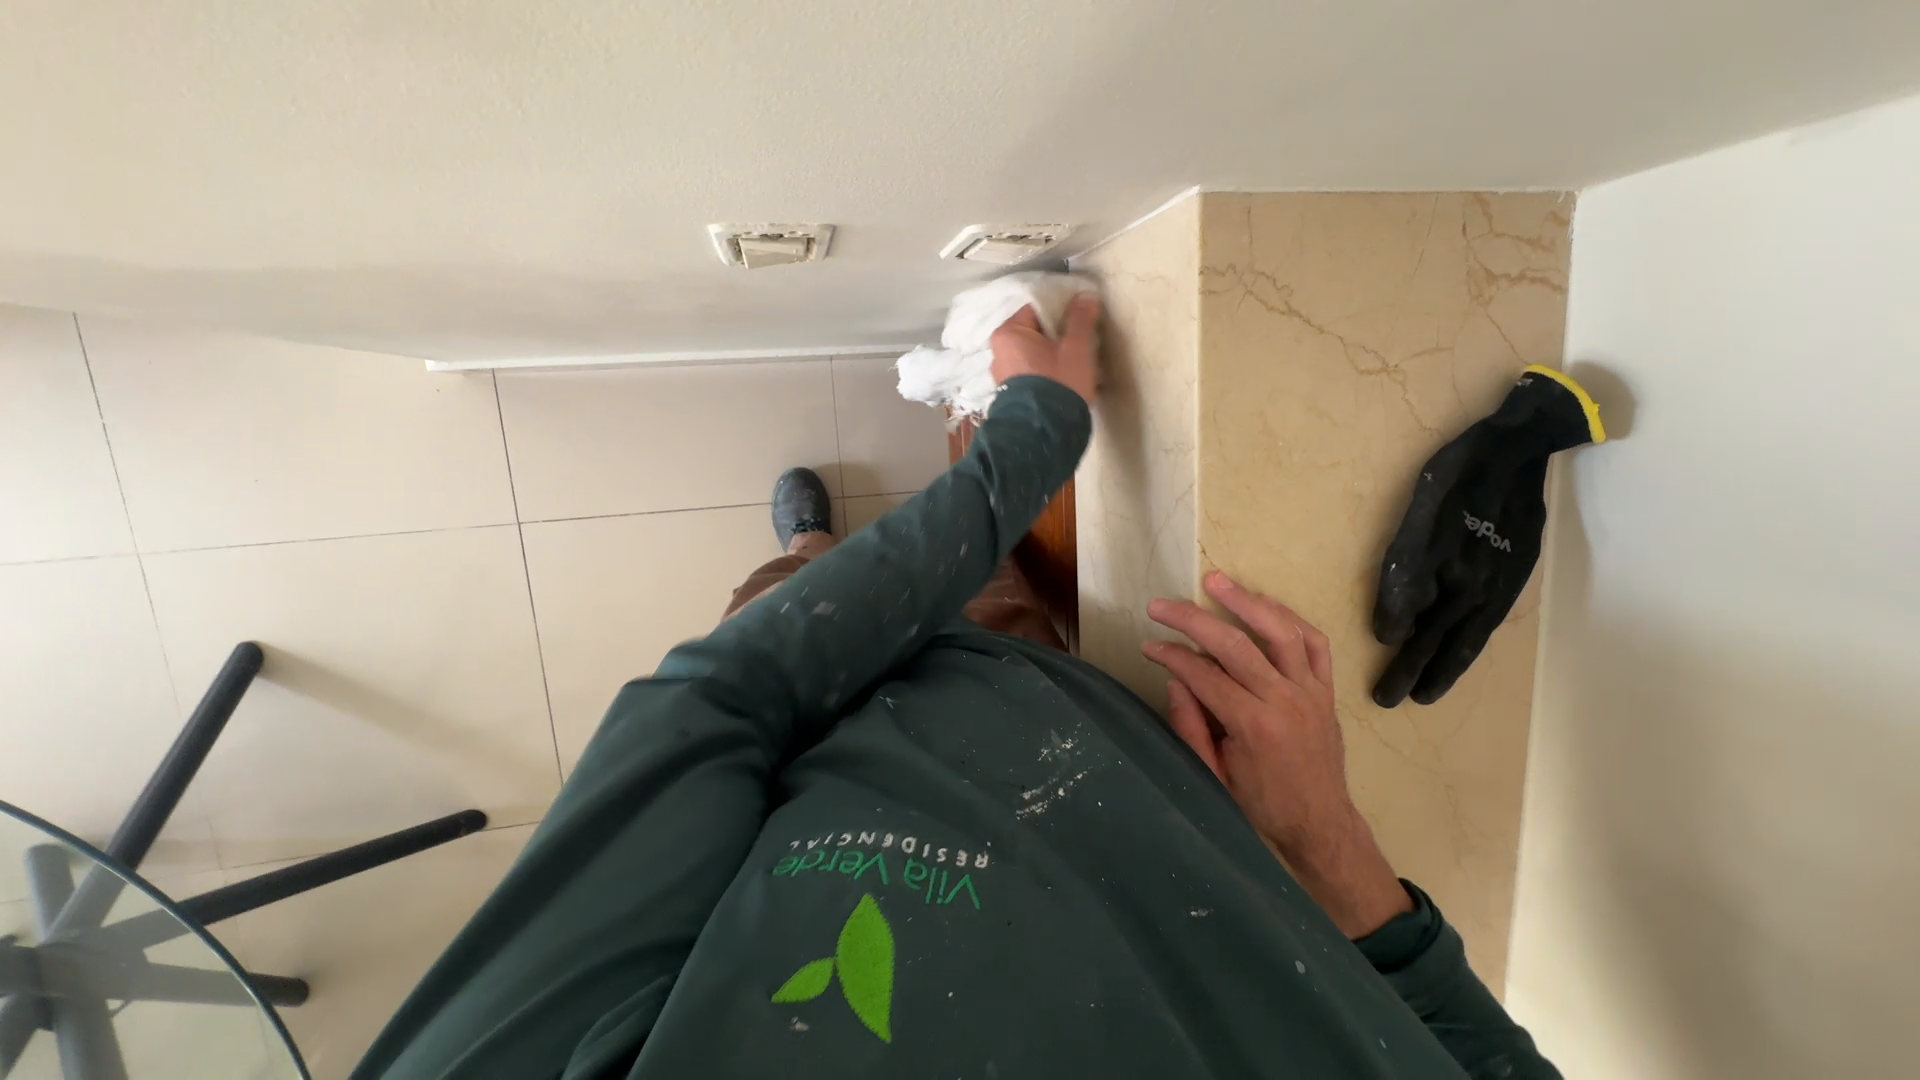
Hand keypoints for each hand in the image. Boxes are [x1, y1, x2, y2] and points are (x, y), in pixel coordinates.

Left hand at [989, 295, 1099, 404]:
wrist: (1044, 433)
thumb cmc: (1059, 383)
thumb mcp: (1076, 348)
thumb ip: (1080, 320)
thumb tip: (1085, 295)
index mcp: (1008, 333)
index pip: (1037, 308)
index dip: (1063, 311)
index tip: (1082, 320)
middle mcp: (998, 352)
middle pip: (1036, 333)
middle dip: (1060, 337)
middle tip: (1083, 344)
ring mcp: (1002, 375)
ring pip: (1035, 355)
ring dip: (1055, 356)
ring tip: (1077, 366)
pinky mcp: (1010, 395)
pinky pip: (1032, 374)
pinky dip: (1047, 373)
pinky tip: (1066, 382)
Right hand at [1142, 571, 1411, 937]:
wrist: (1320, 824)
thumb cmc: (1260, 804)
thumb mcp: (1213, 775)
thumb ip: (1191, 726)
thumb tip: (1175, 678)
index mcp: (1253, 726)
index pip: (1205, 674)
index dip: (1172, 655)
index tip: (1148, 644)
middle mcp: (1285, 700)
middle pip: (1235, 644)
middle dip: (1192, 619)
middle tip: (1160, 605)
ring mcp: (1310, 691)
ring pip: (1280, 631)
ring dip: (1246, 601)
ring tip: (1216, 581)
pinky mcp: (1326, 689)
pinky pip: (1314, 643)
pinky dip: (1290, 619)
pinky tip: (1265, 605)